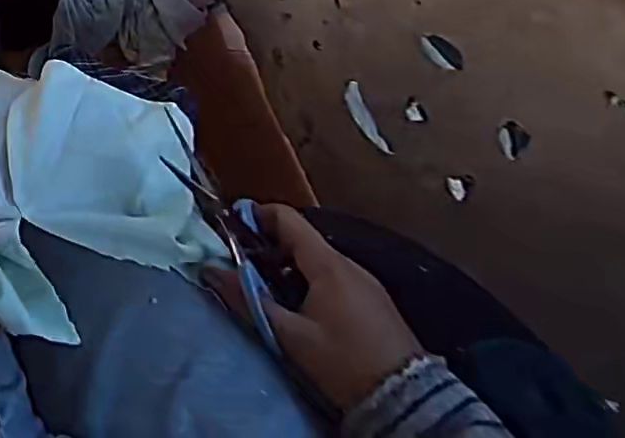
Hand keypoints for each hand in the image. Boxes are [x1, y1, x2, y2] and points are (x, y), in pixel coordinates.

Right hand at [204, 204, 421, 409]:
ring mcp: (366, 284)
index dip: (255, 216)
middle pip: (299, 238)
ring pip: (315, 259)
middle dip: (267, 247)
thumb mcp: (291, 336)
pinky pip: (333, 277)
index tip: (232, 229)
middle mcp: (348, 264)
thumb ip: (248, 300)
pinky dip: (309, 281)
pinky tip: (301, 308)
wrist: (415, 408)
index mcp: (327, 264)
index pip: (286, 217)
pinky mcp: (375, 304)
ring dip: (287, 266)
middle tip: (244, 267)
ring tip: (268, 291)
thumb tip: (209, 271)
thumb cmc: (346, 364)